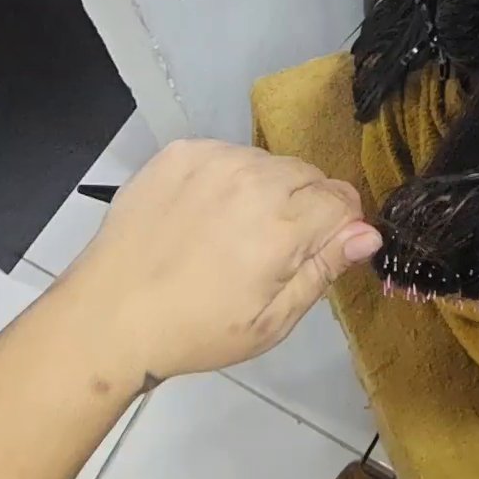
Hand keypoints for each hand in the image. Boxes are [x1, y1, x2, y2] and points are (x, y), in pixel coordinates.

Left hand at [57, 139, 381, 384]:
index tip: (319, 247)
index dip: (340, 225)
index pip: (342, 199)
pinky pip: (227, 153)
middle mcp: (254, 177)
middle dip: (304, 206)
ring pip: (269, 162)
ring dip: (266, 188)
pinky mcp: (182, 149)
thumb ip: (323, 269)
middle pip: (309, 176)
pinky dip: (226, 176)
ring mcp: (214, 157)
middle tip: (269, 245)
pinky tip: (202, 211)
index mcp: (282, 224)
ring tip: (230, 228)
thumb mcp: (271, 321)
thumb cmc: (197, 329)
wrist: (109, 313)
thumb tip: (369, 232)